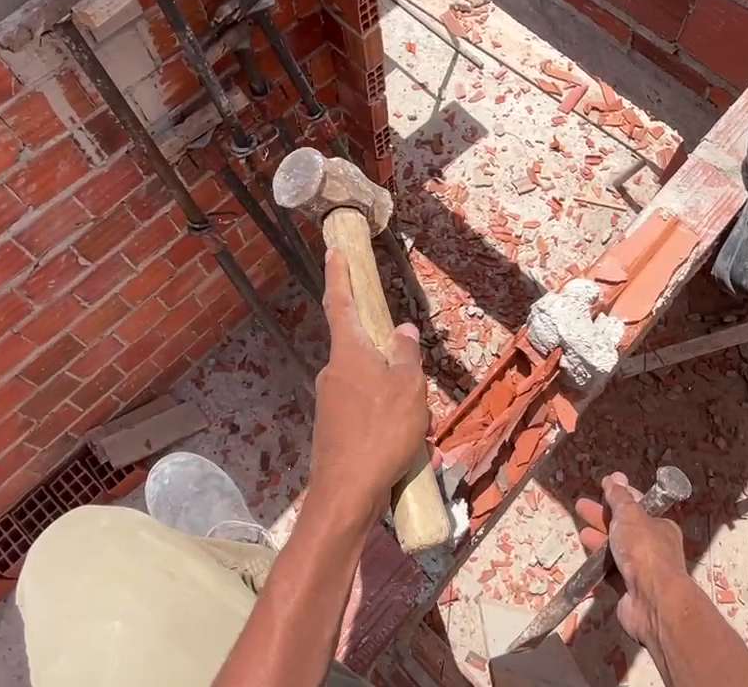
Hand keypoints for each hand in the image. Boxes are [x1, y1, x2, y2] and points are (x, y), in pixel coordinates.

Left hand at [309, 248, 432, 524]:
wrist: (345, 497)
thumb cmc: (381, 434)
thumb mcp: (409, 389)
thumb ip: (407, 355)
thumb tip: (402, 331)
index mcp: (348, 353)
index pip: (341, 303)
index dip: (339, 274)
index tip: (335, 250)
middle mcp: (333, 372)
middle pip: (363, 351)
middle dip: (391, 363)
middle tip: (416, 392)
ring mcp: (330, 402)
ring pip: (368, 386)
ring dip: (394, 399)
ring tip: (417, 430)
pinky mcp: (333, 429)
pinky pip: (365, 411)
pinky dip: (386, 420)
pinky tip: (405, 448)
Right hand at [575, 472, 689, 645]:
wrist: (652, 601)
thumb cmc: (644, 550)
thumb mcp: (629, 514)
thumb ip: (619, 497)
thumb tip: (614, 477)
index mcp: (659, 526)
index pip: (638, 506)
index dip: (620, 496)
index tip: (603, 488)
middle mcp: (653, 548)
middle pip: (623, 528)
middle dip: (602, 517)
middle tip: (581, 506)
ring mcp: (641, 571)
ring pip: (616, 551)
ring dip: (599, 539)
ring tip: (581, 532)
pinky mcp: (629, 591)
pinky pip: (611, 573)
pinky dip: (599, 566)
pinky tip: (586, 560)